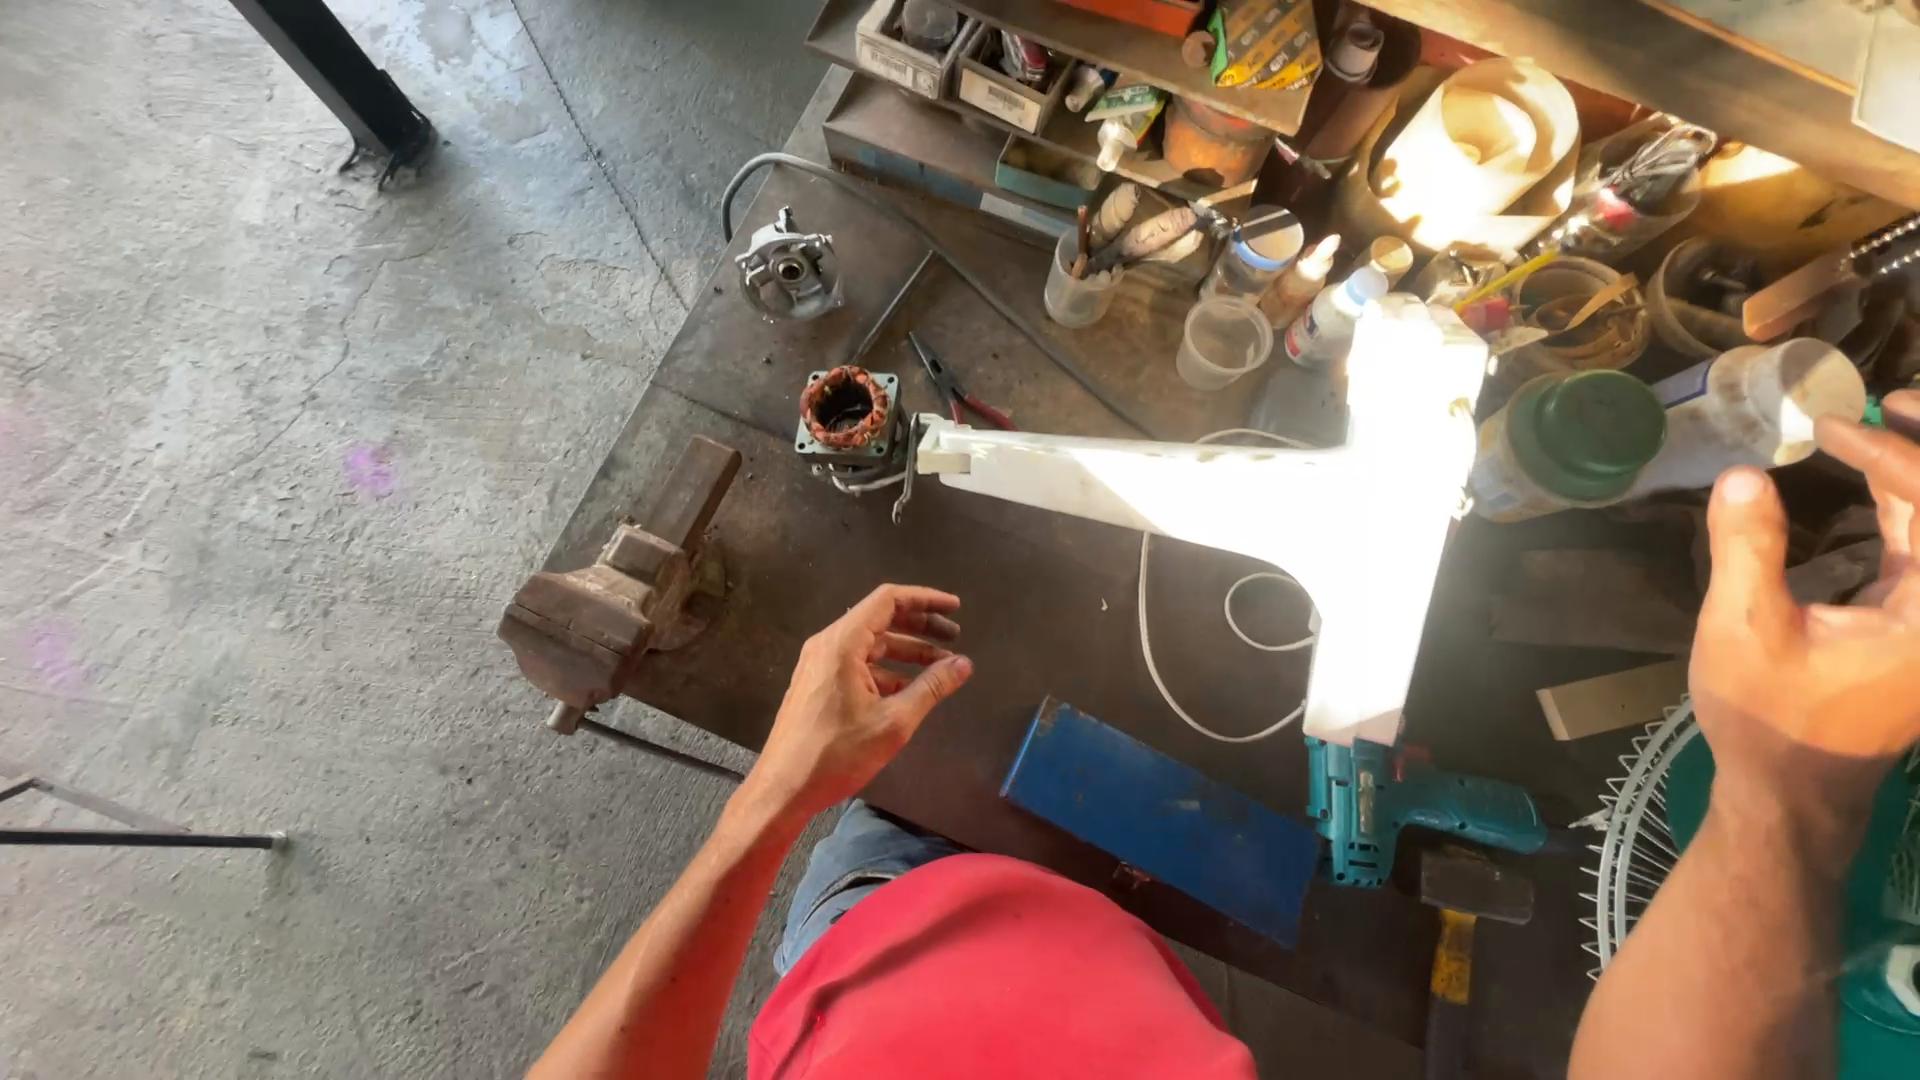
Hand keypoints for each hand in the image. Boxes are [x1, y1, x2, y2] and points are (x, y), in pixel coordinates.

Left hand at [743, 584, 972, 820]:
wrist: (782, 789)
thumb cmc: (838, 753)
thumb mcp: (894, 721)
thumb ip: (931, 687)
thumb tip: (964, 663)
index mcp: (843, 642)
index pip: (889, 600)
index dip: (925, 599)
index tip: (955, 608)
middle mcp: (828, 644)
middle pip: (881, 618)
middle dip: (921, 625)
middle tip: (955, 636)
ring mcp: (820, 663)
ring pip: (871, 643)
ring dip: (906, 649)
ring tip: (942, 664)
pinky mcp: (818, 683)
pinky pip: (858, 662)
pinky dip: (888, 668)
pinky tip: (911, 687)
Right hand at [1689, 390, 1919, 839]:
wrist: (1794, 781)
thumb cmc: (1768, 709)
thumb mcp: (1744, 628)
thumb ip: (1748, 551)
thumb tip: (1739, 478)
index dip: (1889, 457)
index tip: (1826, 428)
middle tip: (1890, 401)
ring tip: (1886, 428)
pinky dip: (1912, 511)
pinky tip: (1883, 488)